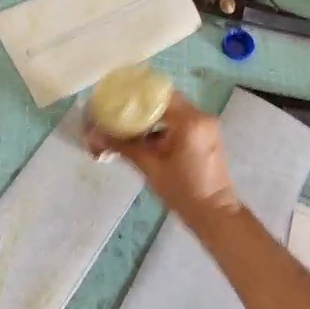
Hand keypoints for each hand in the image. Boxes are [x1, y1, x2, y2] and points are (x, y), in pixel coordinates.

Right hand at [86, 93, 238, 221]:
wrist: (214, 213)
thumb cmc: (183, 191)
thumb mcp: (151, 167)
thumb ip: (124, 147)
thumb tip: (94, 135)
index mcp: (190, 122)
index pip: (159, 96)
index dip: (137, 96)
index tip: (117, 101)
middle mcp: (201, 117)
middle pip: (166, 100)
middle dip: (142, 107)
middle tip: (119, 114)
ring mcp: (206, 125)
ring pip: (173, 110)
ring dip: (152, 116)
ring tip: (129, 126)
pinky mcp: (206, 134)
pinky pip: (181, 121)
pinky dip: (163, 125)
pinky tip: (145, 137)